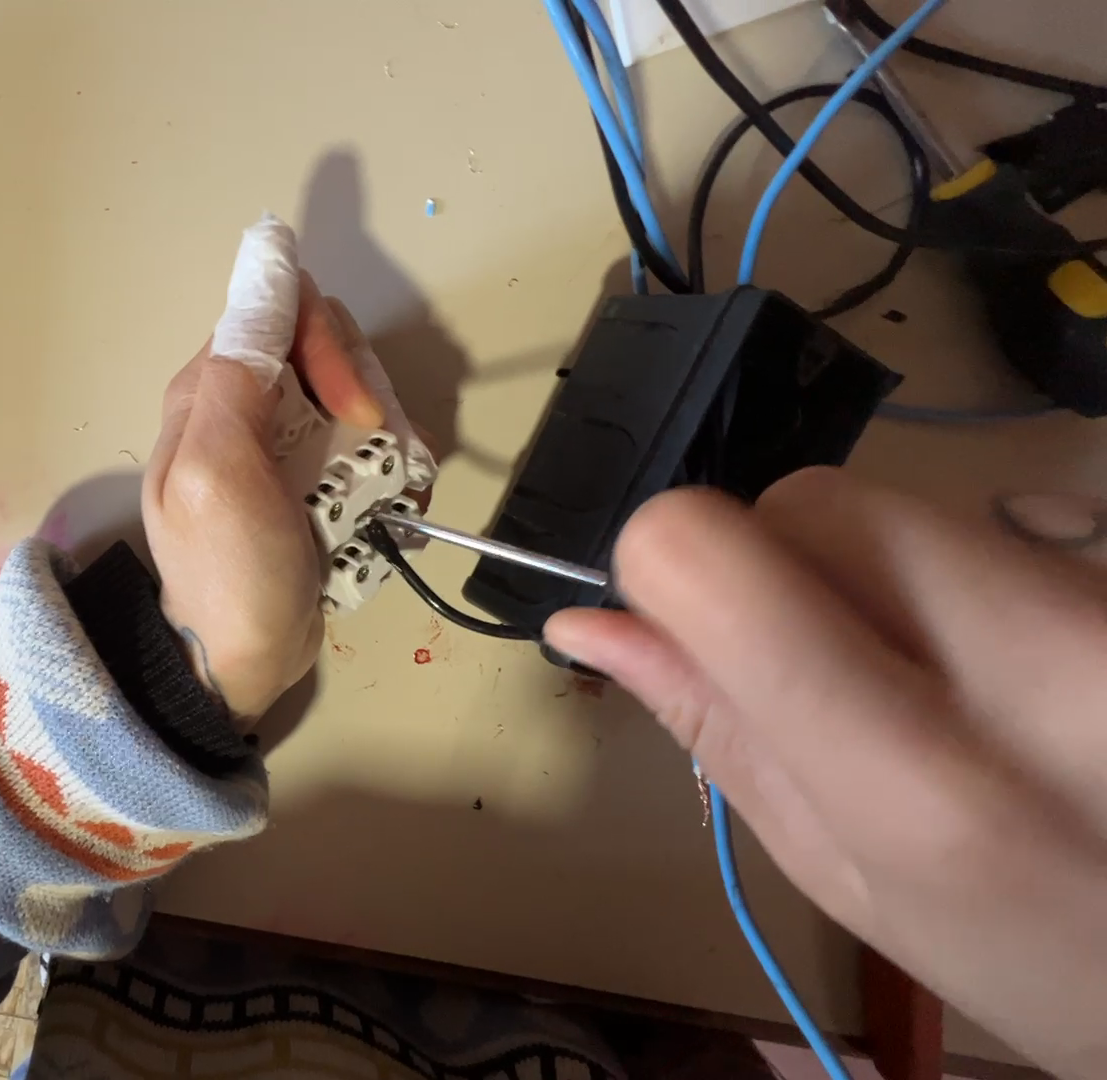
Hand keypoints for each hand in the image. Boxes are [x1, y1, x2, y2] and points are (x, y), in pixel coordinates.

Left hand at [143, 273, 382, 725]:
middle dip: (359, 392)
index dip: (323, 346)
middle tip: (369, 449)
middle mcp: (242, 406)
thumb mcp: (219, 472)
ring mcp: (280, 441)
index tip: (350, 409)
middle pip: (321, 348)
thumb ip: (237, 375)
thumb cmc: (229, 570)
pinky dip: (386, 460)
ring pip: (351, 389)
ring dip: (382, 431)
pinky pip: (362, 434)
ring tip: (381, 487)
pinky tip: (388, 498)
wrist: (244, 655)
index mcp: (208, 394)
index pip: (276, 315)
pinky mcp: (311, 472)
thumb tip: (265, 267)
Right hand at [544, 468, 1106, 1077]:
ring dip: (855, 564)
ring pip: (898, 502)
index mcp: (920, 778)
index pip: (716, 560)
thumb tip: (582, 624)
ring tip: (913, 664)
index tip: (675, 623)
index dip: (662, 567)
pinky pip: (990, 521)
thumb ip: (707, 725)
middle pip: (811, 502)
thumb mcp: (832, 865)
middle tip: (797, 648)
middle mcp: (1045, 665)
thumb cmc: (1034, 954)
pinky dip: (944, 572)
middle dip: (765, 554)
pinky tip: (998, 659)